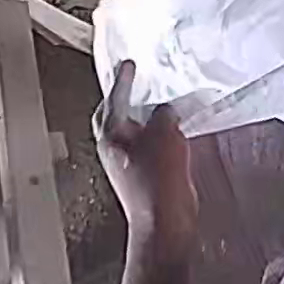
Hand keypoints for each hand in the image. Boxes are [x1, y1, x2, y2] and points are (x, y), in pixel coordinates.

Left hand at [98, 61, 197, 255]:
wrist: (165, 219)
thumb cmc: (159, 173)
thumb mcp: (165, 132)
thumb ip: (164, 113)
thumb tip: (165, 111)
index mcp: (111, 136)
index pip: (114, 100)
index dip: (123, 80)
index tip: (129, 63)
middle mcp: (113, 149)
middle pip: (112, 117)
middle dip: (120, 98)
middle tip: (133, 82)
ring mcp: (127, 163)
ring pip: (131, 131)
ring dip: (140, 116)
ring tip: (156, 101)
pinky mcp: (143, 174)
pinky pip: (147, 144)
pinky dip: (155, 132)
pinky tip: (172, 129)